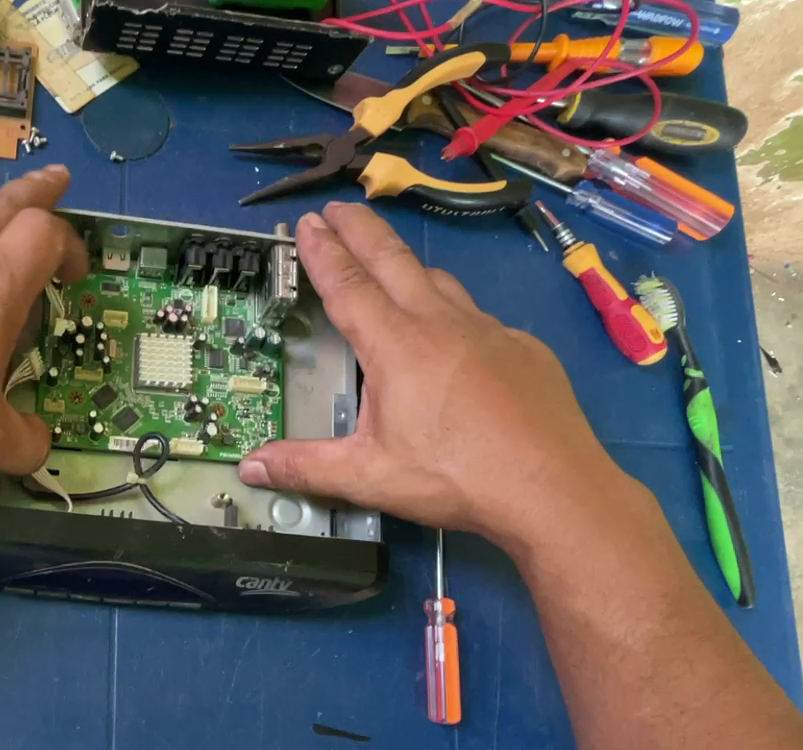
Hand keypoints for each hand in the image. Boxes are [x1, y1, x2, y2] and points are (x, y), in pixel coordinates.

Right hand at [237, 202, 635, 552]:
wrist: (553, 489)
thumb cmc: (453, 478)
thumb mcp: (367, 476)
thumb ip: (304, 467)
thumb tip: (249, 468)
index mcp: (398, 347)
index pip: (350, 286)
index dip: (324, 253)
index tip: (308, 223)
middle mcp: (442, 324)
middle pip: (394, 261)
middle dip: (361, 230)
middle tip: (338, 207)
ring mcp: (489, 331)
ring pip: (439, 280)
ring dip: (405, 262)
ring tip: (386, 260)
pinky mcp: (522, 348)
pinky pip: (476, 315)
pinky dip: (450, 308)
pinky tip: (450, 335)